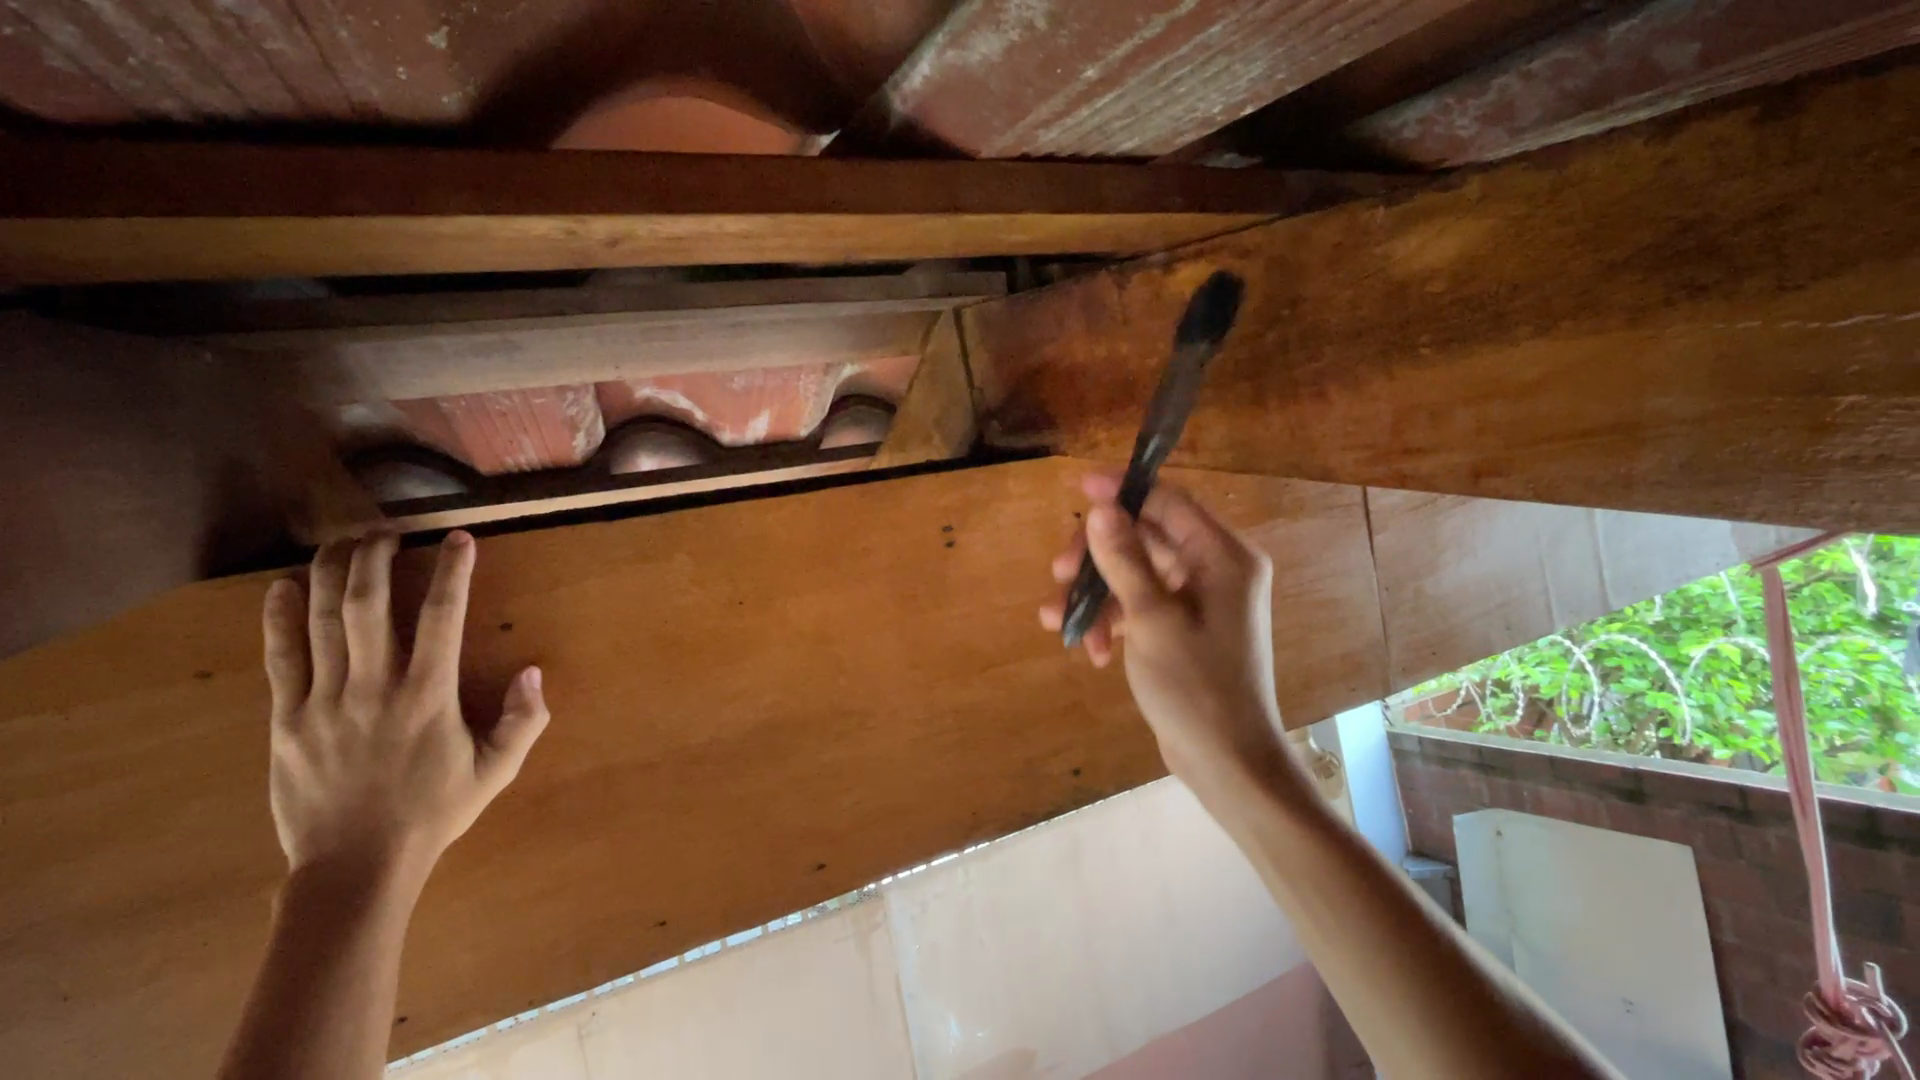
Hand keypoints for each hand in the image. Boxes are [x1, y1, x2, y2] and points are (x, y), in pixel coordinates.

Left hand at [261, 530, 549, 882]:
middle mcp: (374, 687)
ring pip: (321, 621)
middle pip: (367, 604)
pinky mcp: (287, 719)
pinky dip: (280, 618)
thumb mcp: (496, 771)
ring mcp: (324, 701)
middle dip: (376, 556)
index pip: (442, 617)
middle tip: (388, 530)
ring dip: (330, 573)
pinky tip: (283, 587)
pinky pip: (280, 658)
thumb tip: (535, 671)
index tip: (459, 537)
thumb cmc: (434, 813)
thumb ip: (524, 721)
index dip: (452, 572)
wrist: (356, 865)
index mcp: (428, 697)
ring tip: (343, 543)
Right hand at [1040, 473, 1303, 794]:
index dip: (1123, 492)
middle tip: (1059, 575)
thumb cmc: (1197, 689)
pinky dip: (1113, 621)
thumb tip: (1101, 508)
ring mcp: (1199, 602)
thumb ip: (1125, 561)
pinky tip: (1092, 651)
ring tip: (1057, 622)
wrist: (1228, 763)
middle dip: (1098, 557)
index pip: (1170, 503)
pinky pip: (1141, 607)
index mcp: (1224, 557)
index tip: (1079, 489)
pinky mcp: (1183, 630)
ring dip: (1097, 597)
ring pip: (1135, 576)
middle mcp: (1216, 571)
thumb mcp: (1153, 620)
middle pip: (1145, 538)